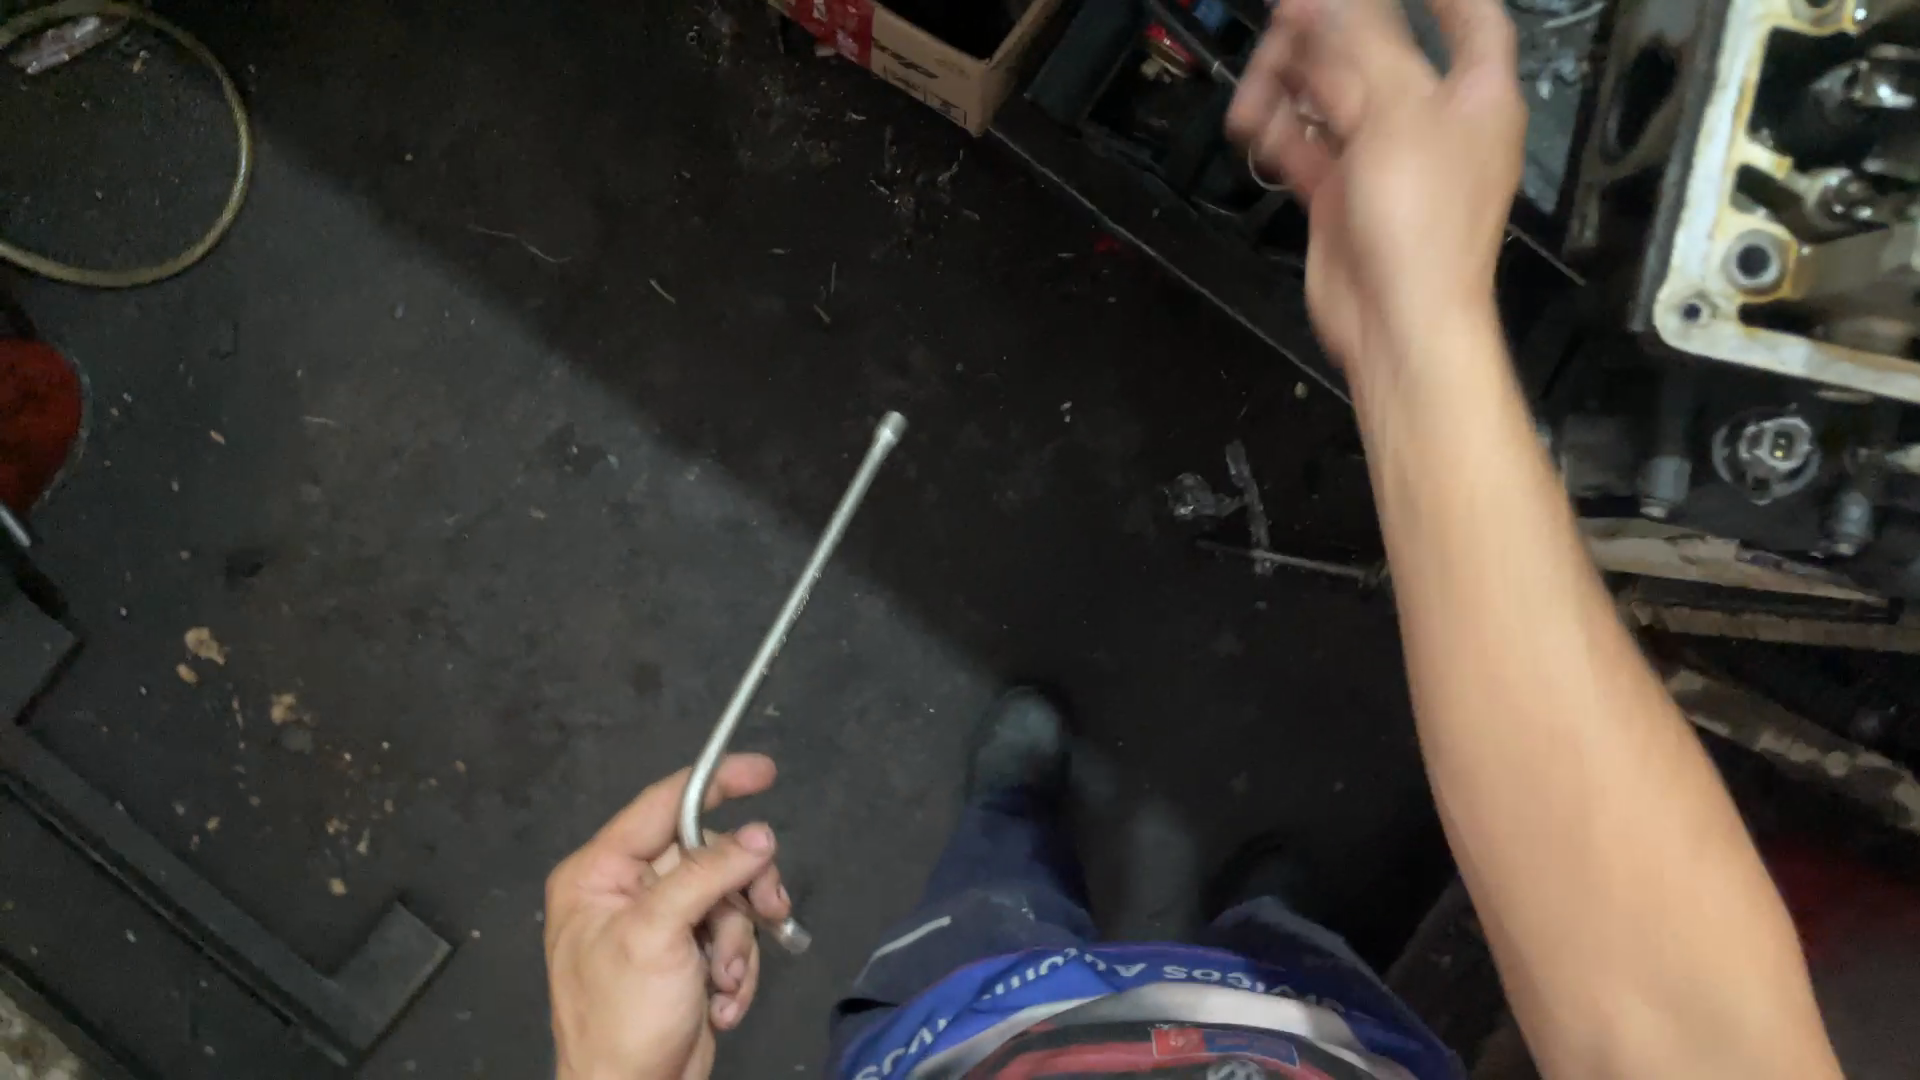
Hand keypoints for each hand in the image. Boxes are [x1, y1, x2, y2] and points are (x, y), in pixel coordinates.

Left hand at [545, 754, 791, 1079]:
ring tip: (727, 977)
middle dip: (741, 890)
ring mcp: (661, 920)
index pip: (666, 804)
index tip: (765, 772)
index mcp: (601, 872)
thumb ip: (709, 874)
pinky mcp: (687, 950)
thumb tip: (762, 835)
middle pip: (711, 853)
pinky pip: (732, 930)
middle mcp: (630, 888)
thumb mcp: (658, 935)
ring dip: (739, 937)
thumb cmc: (623, 1017)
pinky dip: (737, 963)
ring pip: (729, 893)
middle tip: (770, 908)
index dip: (718, 782)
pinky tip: (720, 999)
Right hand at [1226, 0, 1524, 383]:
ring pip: (1330, 107)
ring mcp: (1378, 164)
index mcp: (1472, 95)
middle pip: (1374, 60)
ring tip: (1253, 90)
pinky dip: (1280, 139)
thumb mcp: (1398, 116)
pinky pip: (1306, 154)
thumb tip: (1321, 3)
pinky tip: (1255, 128)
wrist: (1394, 318)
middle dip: (1328, 40)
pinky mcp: (1338, 199)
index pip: (1468, 19)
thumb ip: (1360, 50)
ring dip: (1291, 92)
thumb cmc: (1423, 223)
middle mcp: (1426, 124)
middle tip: (1282, 25)